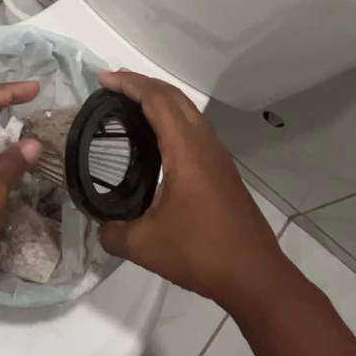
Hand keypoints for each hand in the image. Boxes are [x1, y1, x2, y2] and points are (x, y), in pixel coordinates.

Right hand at [95, 69, 294, 312]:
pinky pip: (196, 129)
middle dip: (143, 84)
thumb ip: (114, 234)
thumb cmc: (201, 253)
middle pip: (174, 97)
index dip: (129, 84)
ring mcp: (218, 157)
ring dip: (161, 100)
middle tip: (113, 83)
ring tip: (133, 104)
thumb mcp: (145, 246)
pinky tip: (160, 138)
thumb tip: (100, 229)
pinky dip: (173, 119)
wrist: (256, 277)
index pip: (157, 101)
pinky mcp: (224, 172)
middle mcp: (205, 145)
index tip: (103, 79)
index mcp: (186, 151)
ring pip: (189, 111)